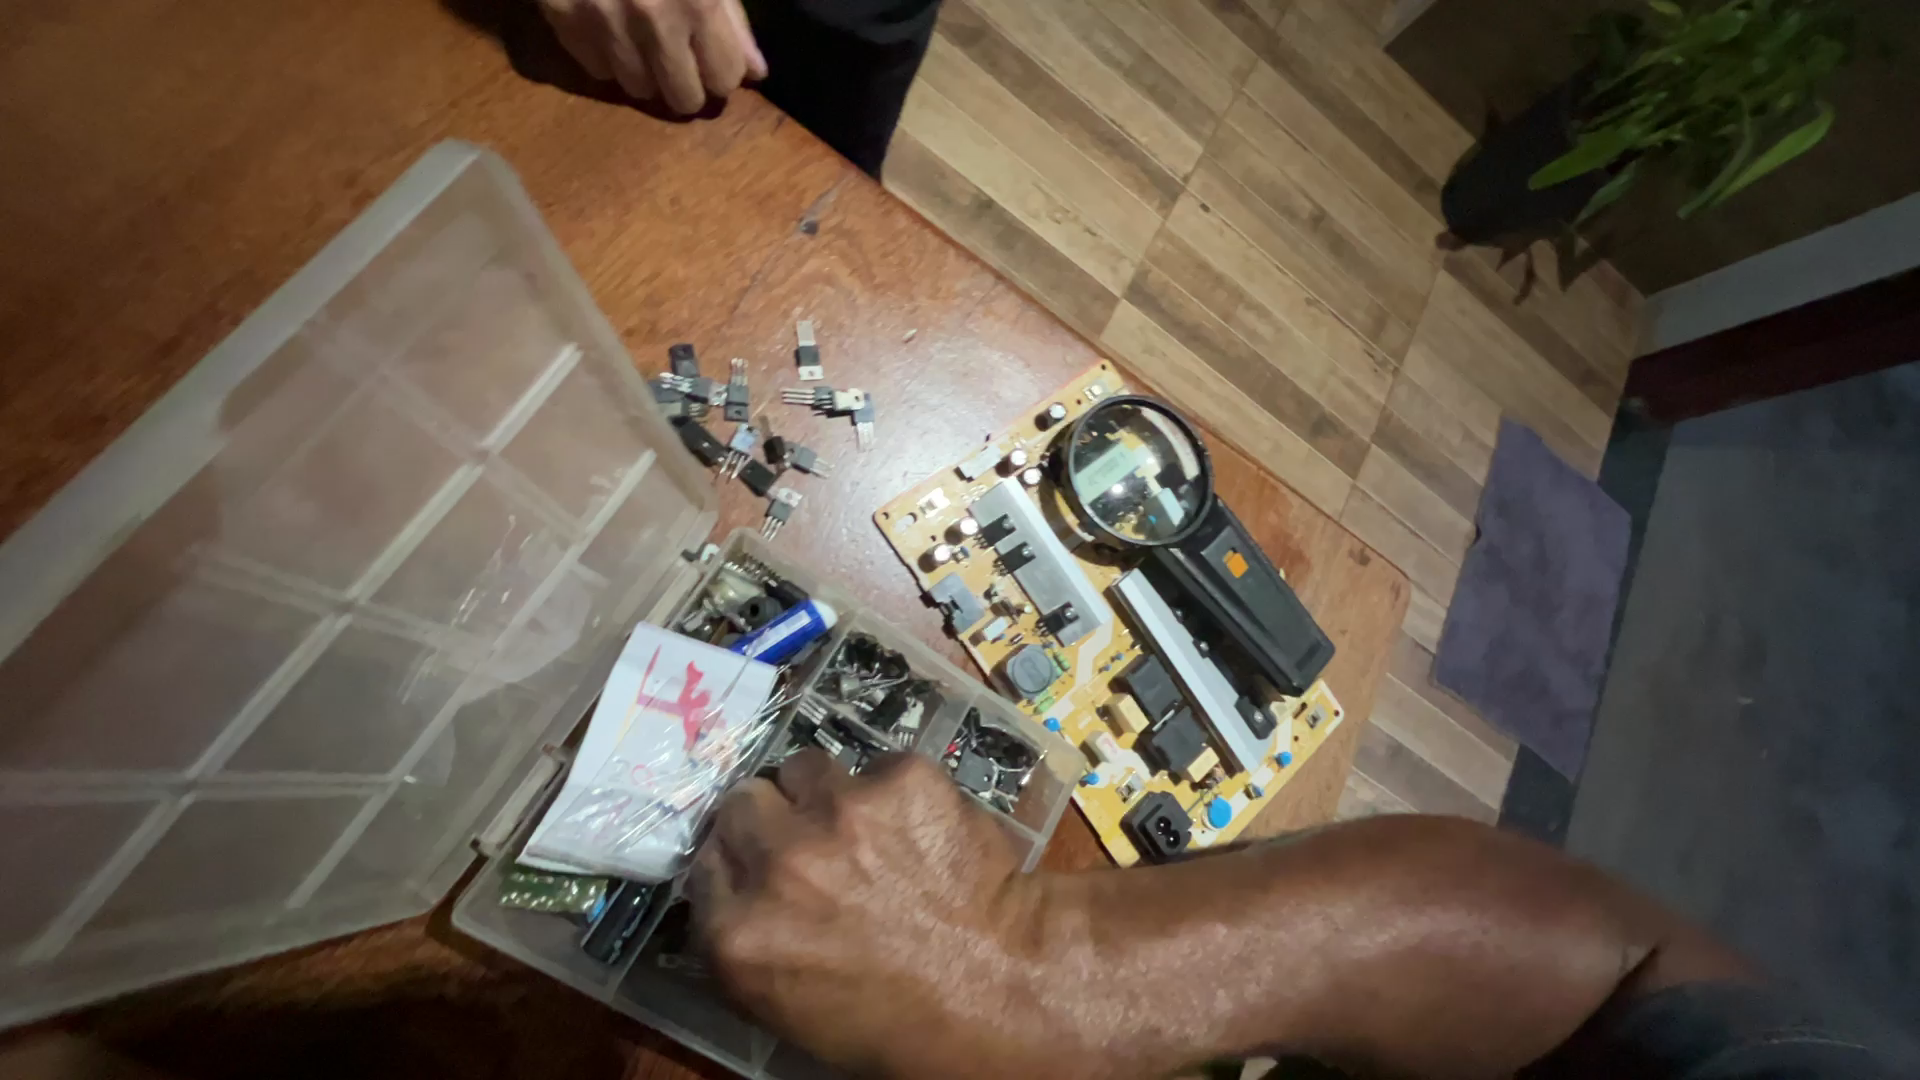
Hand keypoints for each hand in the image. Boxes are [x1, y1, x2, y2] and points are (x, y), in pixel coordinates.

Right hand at [537, 0, 767, 114]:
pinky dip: (604, 52)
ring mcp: (603, 19)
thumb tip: (755, 72)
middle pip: (683, 99)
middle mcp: (652, 19)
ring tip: (640, 33)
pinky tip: (606, 20)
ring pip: (638, 89)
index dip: (721, 68)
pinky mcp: (561, 16)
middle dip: (687, 81)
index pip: (724, 79)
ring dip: (645, 70)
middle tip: (679, 53)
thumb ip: (733, 14)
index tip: (713, 52)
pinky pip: (595, 68)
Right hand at [690, 751, 1090, 1078]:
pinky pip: (877, 763)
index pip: (706, 856)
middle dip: (772, 812)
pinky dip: (893, 788)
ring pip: (806, 765)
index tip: (760, 855)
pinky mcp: (900, 776)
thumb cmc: (889, 1010)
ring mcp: (842, 810)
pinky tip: (918, 825)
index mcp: (739, 930)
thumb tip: (731, 874)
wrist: (996, 982)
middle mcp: (781, 860)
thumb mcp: (786, 1000)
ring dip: (827, 790)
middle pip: (744, 799)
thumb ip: (744, 930)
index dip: (737, 852)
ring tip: (866, 823)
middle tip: (808, 832)